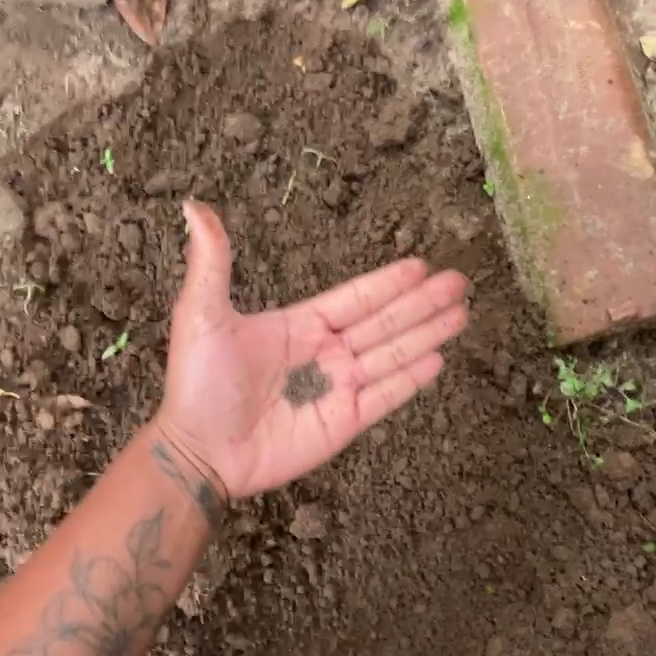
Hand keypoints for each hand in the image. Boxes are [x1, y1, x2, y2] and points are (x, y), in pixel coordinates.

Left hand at [153, 201, 469, 499]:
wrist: (199, 450)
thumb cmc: (198, 382)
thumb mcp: (202, 314)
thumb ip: (212, 262)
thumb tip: (193, 206)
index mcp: (301, 325)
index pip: (356, 298)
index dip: (389, 282)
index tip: (421, 265)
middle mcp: (326, 353)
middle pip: (385, 322)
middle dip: (423, 302)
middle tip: (459, 281)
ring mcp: (338, 388)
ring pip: (393, 354)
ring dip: (427, 333)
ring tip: (461, 313)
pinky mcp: (344, 422)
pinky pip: (385, 396)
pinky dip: (412, 378)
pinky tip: (439, 358)